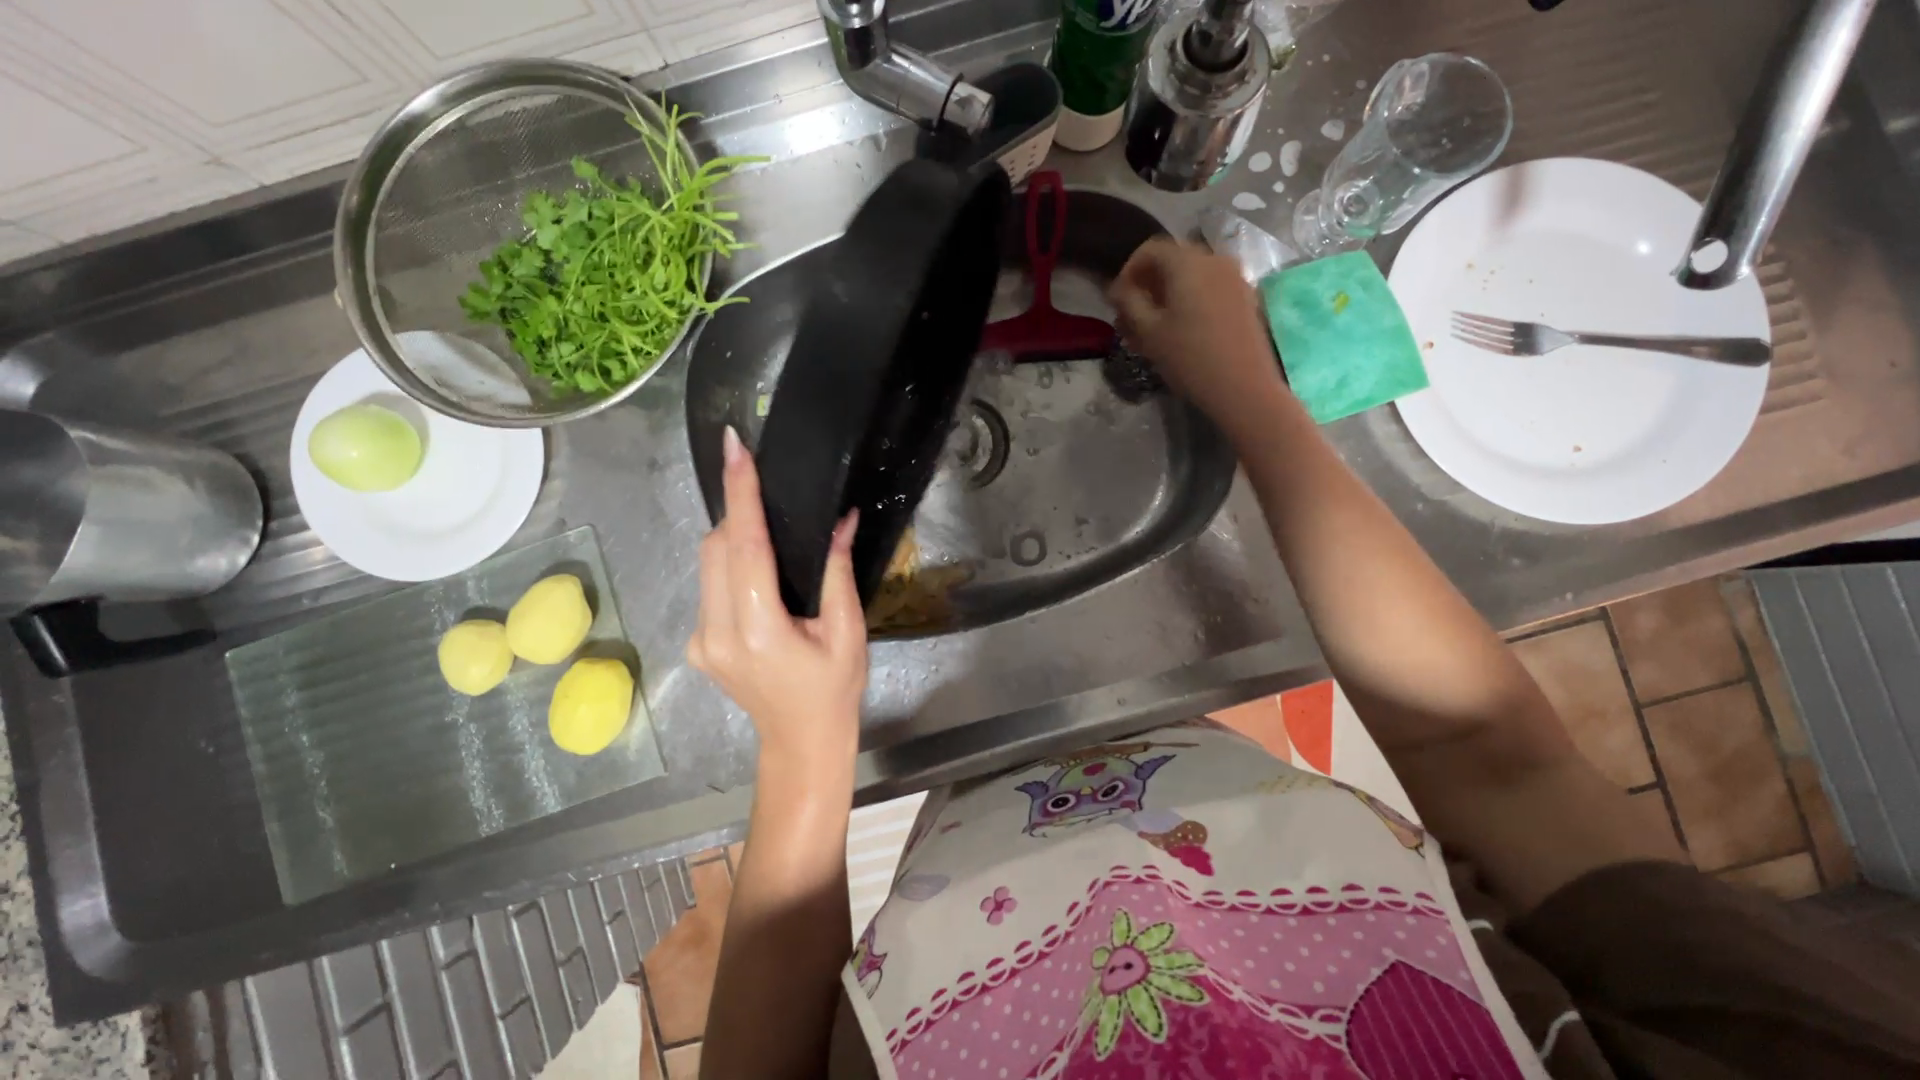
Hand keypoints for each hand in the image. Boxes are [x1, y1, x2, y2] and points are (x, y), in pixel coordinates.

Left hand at [687, 426, 866, 771]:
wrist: (800, 740)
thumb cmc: (833, 689)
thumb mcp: (847, 632)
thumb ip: (837, 573)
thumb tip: (842, 518)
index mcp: (760, 632)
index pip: (745, 548)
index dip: (740, 495)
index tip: (734, 448)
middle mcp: (718, 633)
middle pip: (716, 549)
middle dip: (738, 514)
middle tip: (765, 490)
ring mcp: (701, 641)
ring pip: (707, 564)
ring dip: (733, 539)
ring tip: (766, 535)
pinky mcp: (697, 644)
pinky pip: (709, 586)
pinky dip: (730, 568)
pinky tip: (758, 580)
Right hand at [1109, 238, 1286, 432]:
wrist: (1244, 387)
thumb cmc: (1190, 358)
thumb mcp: (1149, 331)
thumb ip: (1129, 302)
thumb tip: (1118, 289)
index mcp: (1188, 262)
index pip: (1150, 250)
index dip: (1128, 270)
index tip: (1116, 299)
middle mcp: (1214, 260)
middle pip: (1173, 260)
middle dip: (1148, 282)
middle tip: (1132, 313)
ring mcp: (1234, 278)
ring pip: (1192, 275)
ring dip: (1168, 293)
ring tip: (1153, 325)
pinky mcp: (1245, 298)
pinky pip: (1210, 288)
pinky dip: (1190, 300)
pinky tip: (1180, 329)